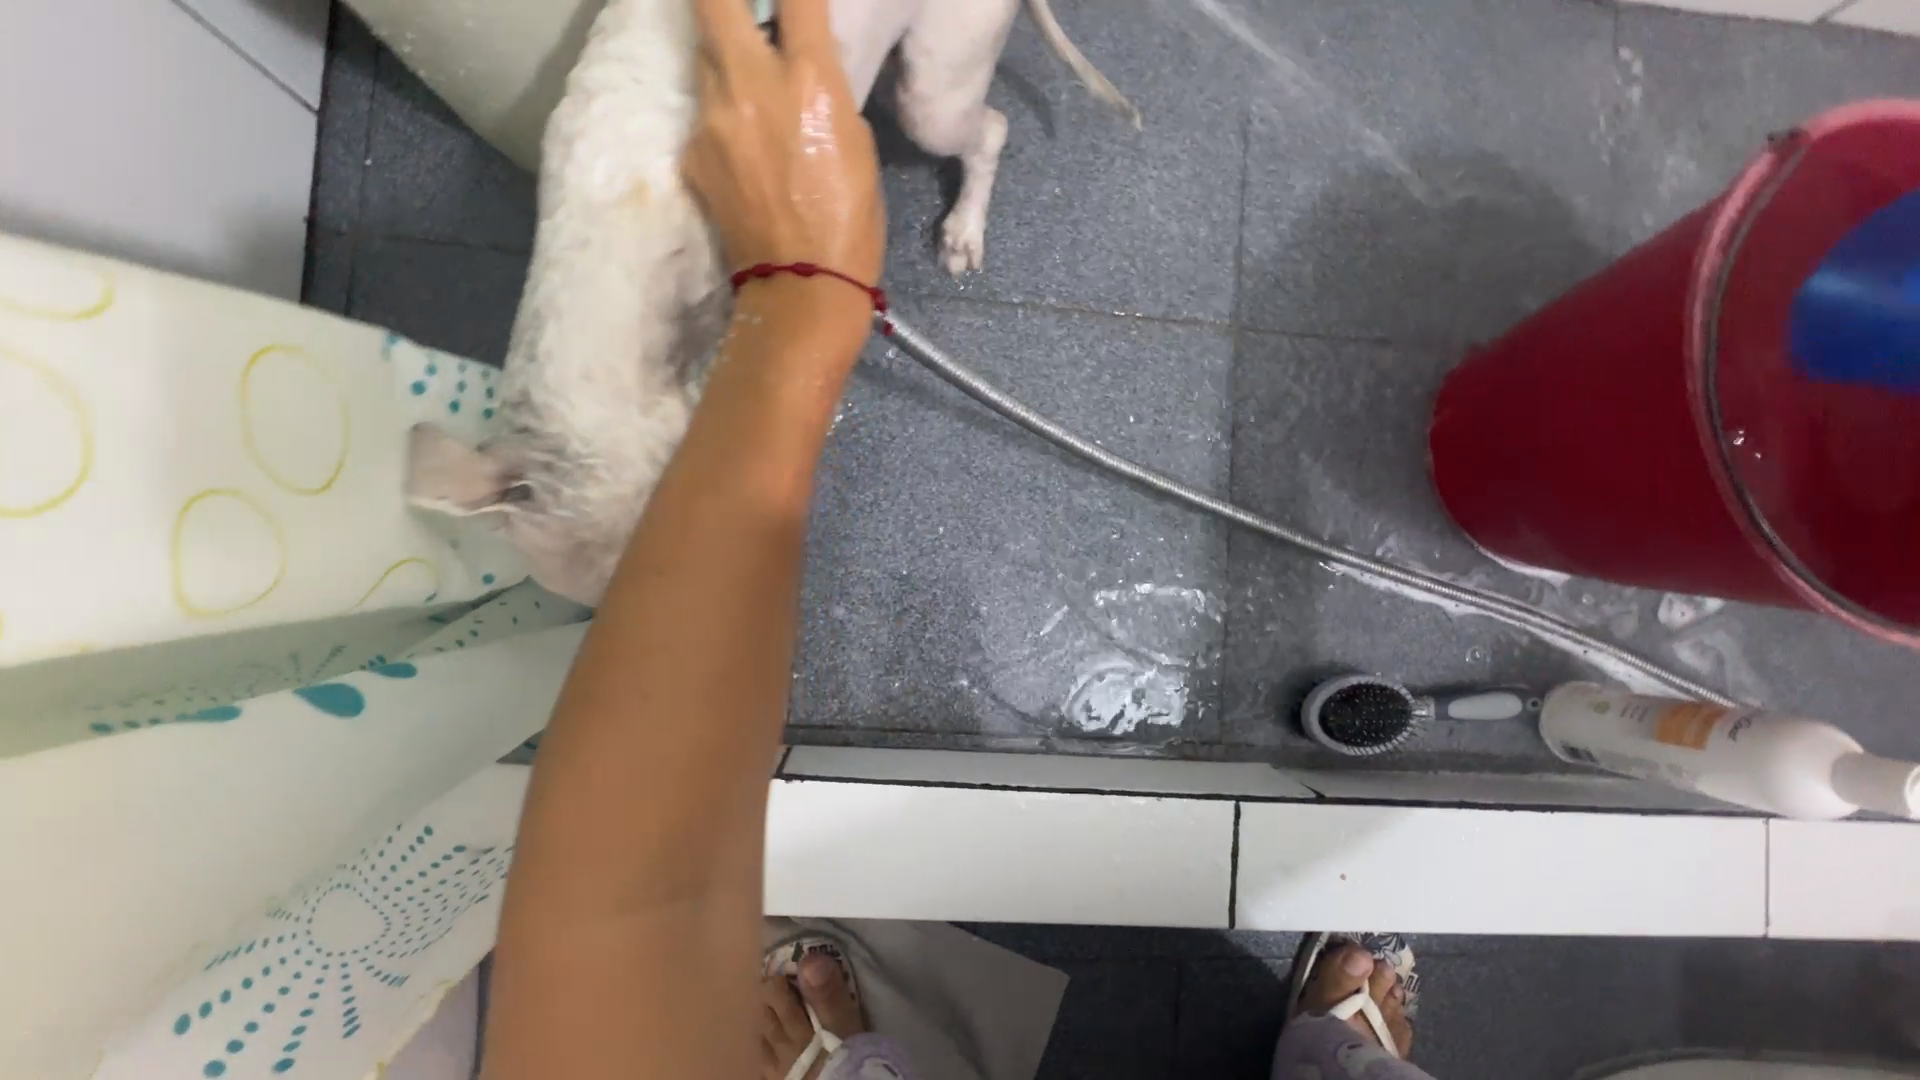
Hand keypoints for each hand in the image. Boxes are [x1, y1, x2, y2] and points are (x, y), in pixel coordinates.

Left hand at [682, 0, 883, 287]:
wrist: (804, 289)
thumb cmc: (851, 223)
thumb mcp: (858, 147)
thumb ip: (825, 93)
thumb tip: (801, 72)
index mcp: (810, 81)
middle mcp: (752, 84)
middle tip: (736, 11)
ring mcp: (713, 119)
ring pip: (705, 59)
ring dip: (725, 63)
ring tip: (748, 97)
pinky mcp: (692, 155)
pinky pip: (703, 119)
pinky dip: (721, 127)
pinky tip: (742, 161)